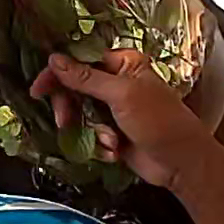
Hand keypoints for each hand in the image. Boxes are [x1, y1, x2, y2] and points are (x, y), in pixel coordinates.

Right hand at [30, 50, 223, 188]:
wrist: (183, 165)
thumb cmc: (159, 122)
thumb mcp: (121, 95)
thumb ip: (85, 77)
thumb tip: (54, 58)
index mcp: (122, 64)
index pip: (79, 60)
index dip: (57, 73)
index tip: (39, 89)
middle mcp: (115, 82)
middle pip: (73, 87)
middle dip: (70, 107)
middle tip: (64, 120)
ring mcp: (112, 107)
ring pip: (79, 112)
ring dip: (89, 129)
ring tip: (108, 142)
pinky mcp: (111, 130)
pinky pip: (88, 132)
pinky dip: (98, 143)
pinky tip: (115, 151)